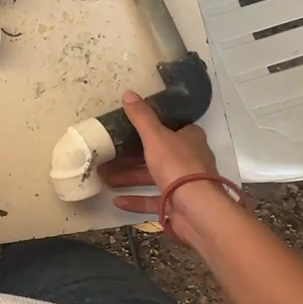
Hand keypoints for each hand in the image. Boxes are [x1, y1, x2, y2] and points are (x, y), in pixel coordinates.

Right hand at [97, 90, 222, 242]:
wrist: (197, 210)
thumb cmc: (178, 166)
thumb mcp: (155, 137)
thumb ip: (142, 117)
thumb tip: (129, 93)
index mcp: (190, 140)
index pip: (176, 128)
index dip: (158, 126)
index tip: (134, 126)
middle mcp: (190, 161)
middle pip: (159, 154)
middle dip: (133, 156)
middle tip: (110, 153)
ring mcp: (184, 185)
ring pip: (153, 177)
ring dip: (129, 177)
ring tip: (105, 176)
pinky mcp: (177, 205)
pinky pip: (152, 200)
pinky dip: (135, 199)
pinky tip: (116, 200)